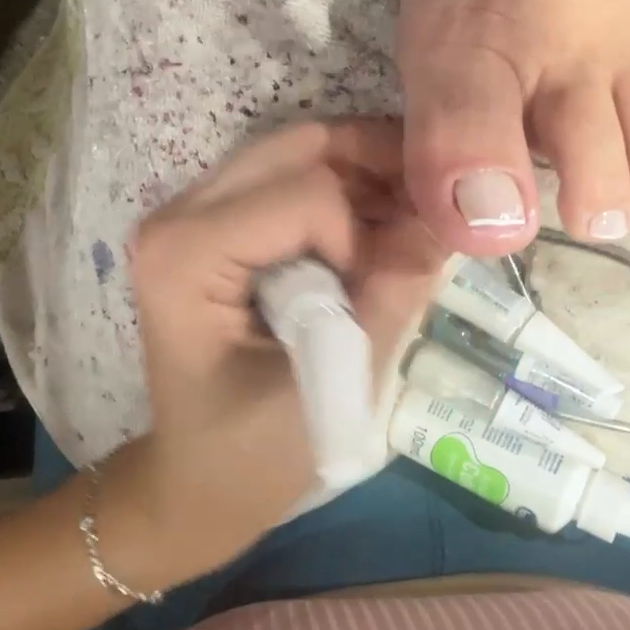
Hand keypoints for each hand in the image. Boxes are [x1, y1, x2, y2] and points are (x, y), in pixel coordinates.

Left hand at [122, 120, 449, 570]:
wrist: (196, 483)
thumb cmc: (249, 457)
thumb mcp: (330, 389)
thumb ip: (390, 299)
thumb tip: (451, 221)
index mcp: (185, 255)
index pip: (305, 197)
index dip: (365, 234)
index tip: (381, 291)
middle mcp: (177, 214)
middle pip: (299, 146)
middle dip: (378, 166)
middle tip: (436, 205)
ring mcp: (191, 212)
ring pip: (296, 151)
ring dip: (365, 174)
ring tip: (415, 216)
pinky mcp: (214, 223)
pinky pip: (288, 177)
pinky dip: (344, 190)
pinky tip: (382, 225)